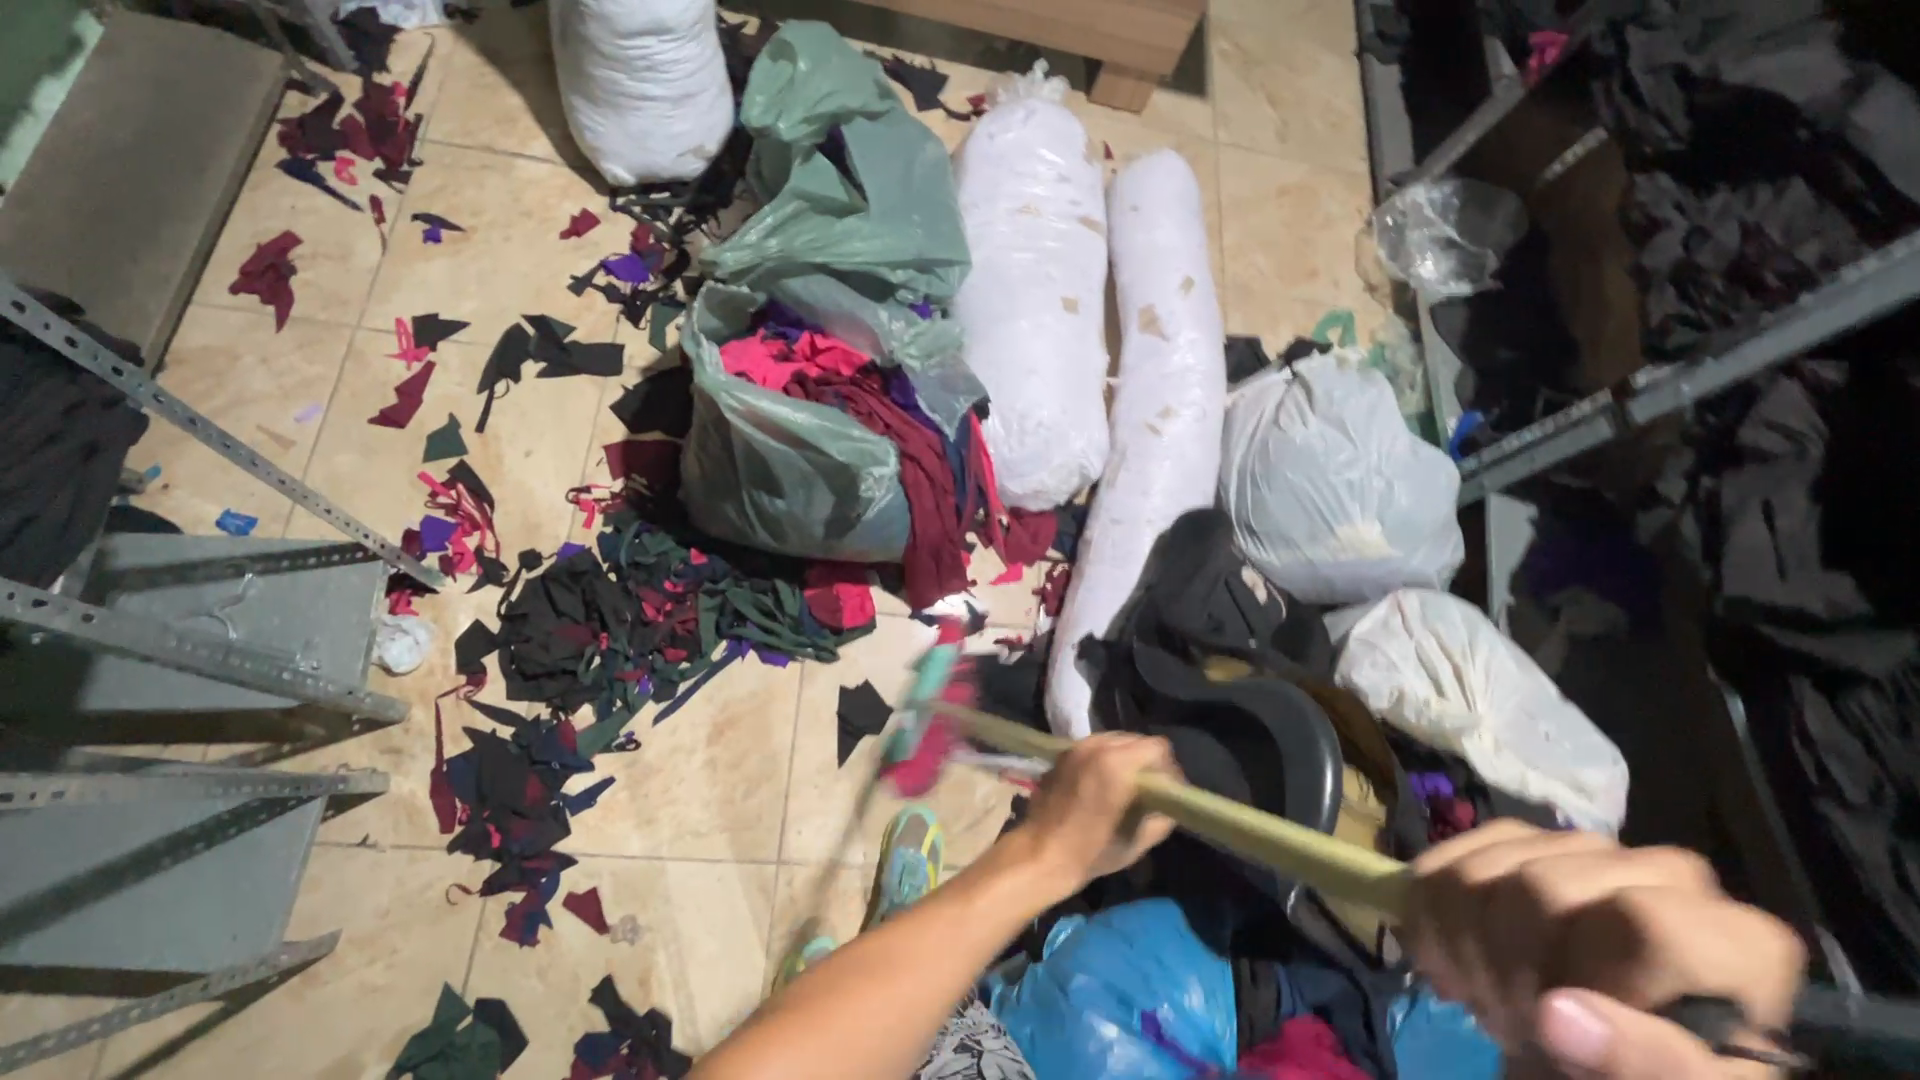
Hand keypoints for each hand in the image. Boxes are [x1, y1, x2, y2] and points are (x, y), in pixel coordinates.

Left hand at [1006, 733, 1179, 901]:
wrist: (1041, 853)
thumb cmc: (1092, 851)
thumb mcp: (1139, 840)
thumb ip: (1163, 815)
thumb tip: (1170, 803)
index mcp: (1117, 763)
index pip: (1158, 747)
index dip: (1168, 768)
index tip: (1168, 791)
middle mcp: (1096, 746)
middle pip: (1135, 739)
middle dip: (1146, 761)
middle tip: (1149, 789)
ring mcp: (1075, 747)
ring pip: (1113, 740)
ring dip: (1124, 758)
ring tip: (1124, 785)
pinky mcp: (1060, 754)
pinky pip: (1092, 747)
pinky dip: (1103, 759)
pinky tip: (1100, 784)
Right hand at [1404, 821, 1804, 1078]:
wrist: (1607, 1060)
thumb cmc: (1654, 1078)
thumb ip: (1642, 1062)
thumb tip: (1556, 1015)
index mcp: (1733, 938)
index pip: (1639, 919)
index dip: (1581, 976)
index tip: (1565, 1035)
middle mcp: (1665, 871)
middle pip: (1541, 887)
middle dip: (1507, 968)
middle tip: (1517, 1026)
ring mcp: (1585, 847)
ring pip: (1480, 871)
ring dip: (1462, 949)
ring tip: (1491, 999)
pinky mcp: (1520, 841)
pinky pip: (1445, 858)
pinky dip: (1427, 917)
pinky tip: (1453, 964)